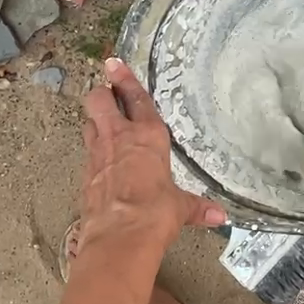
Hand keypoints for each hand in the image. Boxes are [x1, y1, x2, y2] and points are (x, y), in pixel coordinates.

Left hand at [78, 58, 225, 256]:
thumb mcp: (180, 208)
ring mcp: (98, 155)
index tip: (115, 64)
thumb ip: (197, 207)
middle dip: (101, 92)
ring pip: (89, 122)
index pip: (136, 98)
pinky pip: (87, 152)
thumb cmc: (154, 214)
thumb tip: (218, 217)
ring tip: (104, 121)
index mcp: (148, 135)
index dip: (125, 79)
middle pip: (99, 99)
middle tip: (106, 91)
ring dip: (94, 119)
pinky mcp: (85, 175)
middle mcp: (120, 137)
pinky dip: (93, 151)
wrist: (119, 239)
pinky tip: (102, 160)